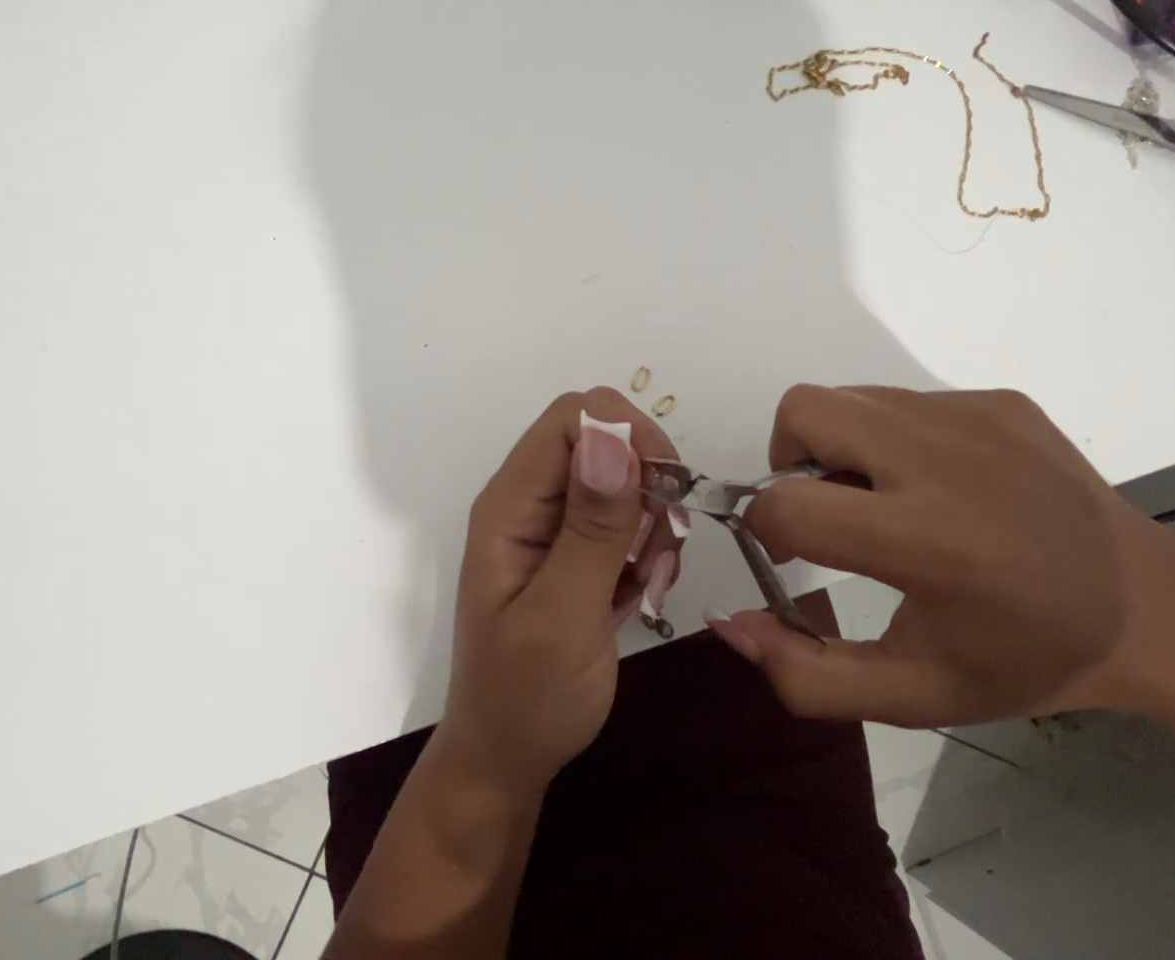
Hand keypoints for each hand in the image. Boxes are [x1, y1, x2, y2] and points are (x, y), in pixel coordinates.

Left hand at [437, 388, 683, 790]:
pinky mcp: (574, 553)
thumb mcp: (562, 615)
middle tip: (656, 552)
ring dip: (652, 522)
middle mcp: (528, 503)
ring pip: (622, 481)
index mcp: (509, 505)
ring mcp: (551, 528)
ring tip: (645, 582)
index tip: (665, 494)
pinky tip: (639, 592)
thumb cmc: (526, 696)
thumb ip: (591, 528)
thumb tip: (612, 435)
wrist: (509, 755)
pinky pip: (624, 520)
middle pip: (603, 442)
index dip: (626, 437)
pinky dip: (647, 547)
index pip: (571, 417)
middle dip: (647, 485)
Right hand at [712, 385, 1174, 727]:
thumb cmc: (1024, 660)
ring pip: (850, 399)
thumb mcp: (911, 696)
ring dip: (840, 447)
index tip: (797, 555)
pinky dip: (894, 439)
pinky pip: (904, 401)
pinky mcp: (1000, 401)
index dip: (768, 529)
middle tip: (829, 509)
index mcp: (925, 542)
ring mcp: (976, 418)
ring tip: (887, 499)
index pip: (787, 503)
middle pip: (804, 411)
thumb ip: (806, 673)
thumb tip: (729, 621)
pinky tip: (944, 487)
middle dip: (789, 459)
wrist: (1151, 611)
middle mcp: (944, 462)